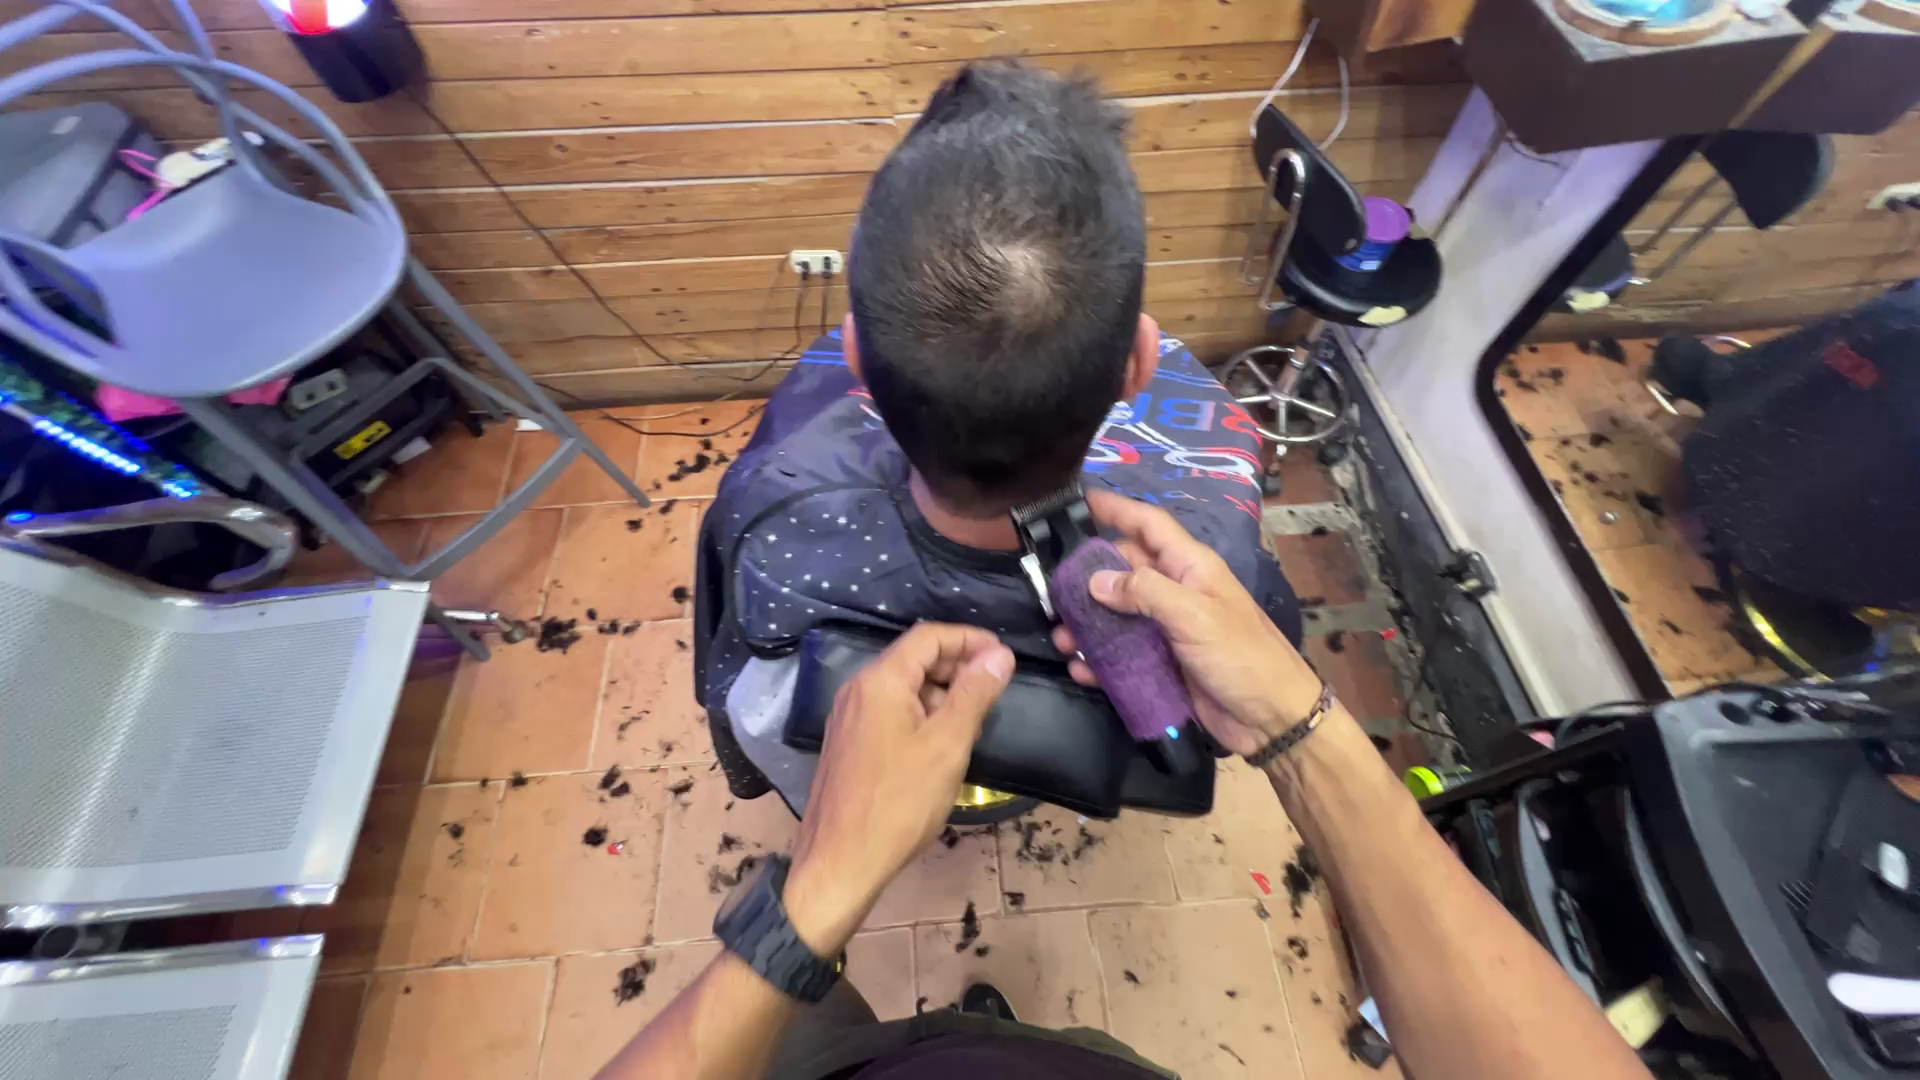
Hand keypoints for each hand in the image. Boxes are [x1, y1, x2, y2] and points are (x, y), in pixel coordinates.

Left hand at [785, 622, 1013, 953]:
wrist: (839, 864)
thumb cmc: (899, 802)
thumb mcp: (947, 745)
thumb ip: (974, 694)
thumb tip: (999, 655)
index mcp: (880, 680)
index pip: (928, 637)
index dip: (969, 638)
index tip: (1002, 654)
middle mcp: (859, 688)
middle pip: (914, 658)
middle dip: (957, 665)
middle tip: (994, 686)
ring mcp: (849, 715)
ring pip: (903, 686)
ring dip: (941, 691)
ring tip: (974, 718)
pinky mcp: (849, 741)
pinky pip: (890, 709)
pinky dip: (921, 712)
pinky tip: (942, 741)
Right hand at [1051, 489, 1322, 755]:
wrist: (1272, 720)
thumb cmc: (1242, 656)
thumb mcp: (1194, 615)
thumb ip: (1144, 591)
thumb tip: (1095, 581)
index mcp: (1190, 567)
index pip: (1149, 525)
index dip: (1117, 509)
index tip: (1081, 500)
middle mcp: (1175, 591)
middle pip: (1123, 570)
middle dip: (1088, 578)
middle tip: (1053, 591)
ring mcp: (1166, 628)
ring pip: (1116, 615)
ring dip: (1088, 624)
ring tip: (1062, 638)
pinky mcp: (1160, 663)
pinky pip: (1121, 654)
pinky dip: (1099, 660)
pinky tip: (1081, 669)